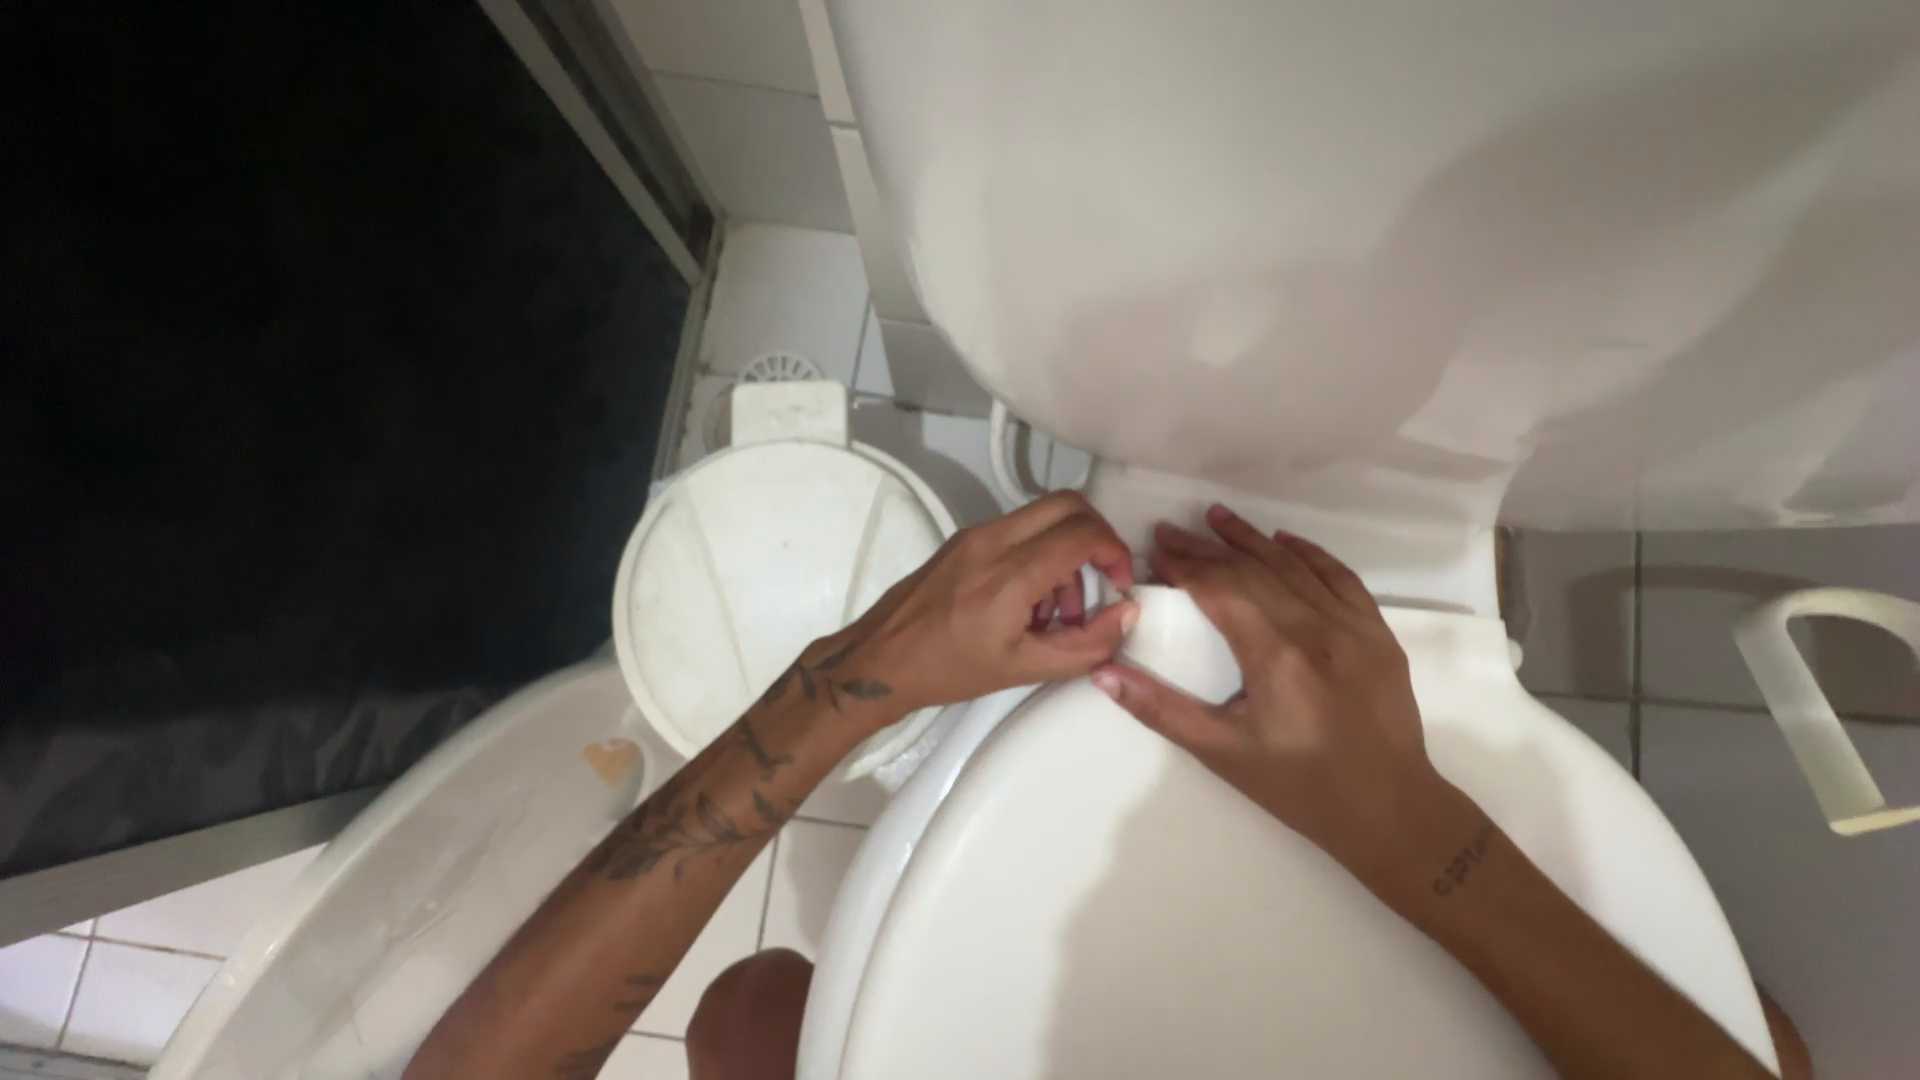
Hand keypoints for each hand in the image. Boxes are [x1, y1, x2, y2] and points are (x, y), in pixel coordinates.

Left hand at [831, 492, 1137, 718]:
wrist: (881, 659)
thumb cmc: (950, 670)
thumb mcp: (1024, 668)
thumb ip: (1086, 645)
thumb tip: (1126, 614)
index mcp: (1009, 573)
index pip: (1082, 534)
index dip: (1115, 553)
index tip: (1119, 586)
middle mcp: (992, 540)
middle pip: (1067, 504)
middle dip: (1096, 537)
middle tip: (1101, 580)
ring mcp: (974, 535)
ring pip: (1042, 515)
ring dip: (1066, 550)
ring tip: (1059, 610)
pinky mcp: (962, 541)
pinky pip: (1016, 530)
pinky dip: (1039, 553)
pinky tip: (1029, 603)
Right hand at [1092, 504, 1466, 888]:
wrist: (1391, 812)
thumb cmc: (1298, 785)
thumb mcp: (1221, 753)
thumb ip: (1160, 709)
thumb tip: (1103, 672)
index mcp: (1276, 656)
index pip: (1220, 589)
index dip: (1185, 566)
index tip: (1155, 550)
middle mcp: (1317, 629)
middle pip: (1252, 571)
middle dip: (1206, 548)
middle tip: (1169, 530)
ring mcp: (1354, 627)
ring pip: (1294, 567)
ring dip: (1251, 539)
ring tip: (1216, 516)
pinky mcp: (1379, 634)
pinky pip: (1341, 578)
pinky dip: (1309, 554)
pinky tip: (1284, 540)